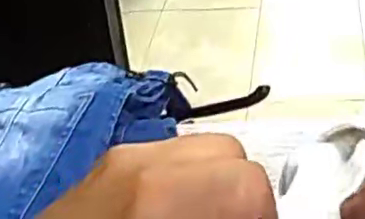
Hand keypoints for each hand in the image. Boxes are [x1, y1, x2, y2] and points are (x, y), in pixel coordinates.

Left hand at [41, 134, 274, 218]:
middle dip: (242, 202)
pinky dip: (183, 188)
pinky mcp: (99, 172)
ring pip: (202, 152)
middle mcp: (138, 164)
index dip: (265, 217)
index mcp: (152, 199)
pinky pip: (166, 161)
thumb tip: (256, 218)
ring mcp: (115, 162)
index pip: (248, 186)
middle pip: (231, 158)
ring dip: (214, 191)